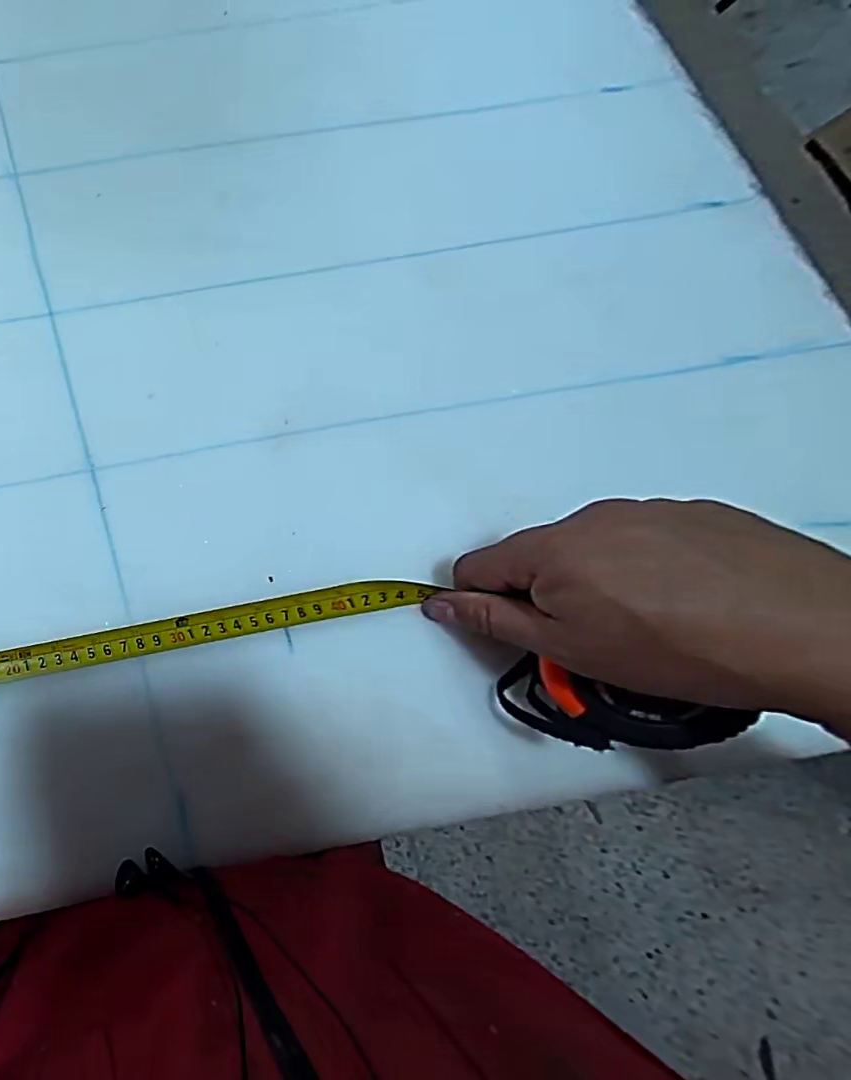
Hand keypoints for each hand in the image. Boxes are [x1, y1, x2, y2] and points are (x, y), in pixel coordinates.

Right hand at [422, 499, 850, 730]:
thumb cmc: (695, 647)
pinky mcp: (702, 515)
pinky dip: (648, 564)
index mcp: (551, 548)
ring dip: (597, 576)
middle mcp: (595, 519)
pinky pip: (644, 536)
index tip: (517, 625)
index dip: (485, 600)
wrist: (826, 638)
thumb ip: (491, 620)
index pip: (475, 566)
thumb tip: (444, 604)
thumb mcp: (567, 648)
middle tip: (589, 631)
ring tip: (647, 617)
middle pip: (533, 554)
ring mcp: (652, 512)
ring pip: (589, 545)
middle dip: (546, 589)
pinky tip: (684, 598)